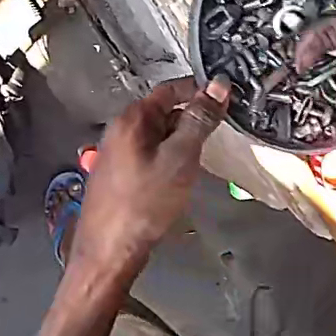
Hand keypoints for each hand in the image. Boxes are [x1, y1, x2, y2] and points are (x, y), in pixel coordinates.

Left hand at [68, 77, 230, 275]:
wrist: (108, 251)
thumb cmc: (146, 201)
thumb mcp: (181, 157)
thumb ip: (200, 120)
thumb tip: (218, 84)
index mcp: (132, 117)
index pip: (172, 88)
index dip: (200, 91)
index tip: (227, 101)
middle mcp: (120, 128)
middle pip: (164, 111)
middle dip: (193, 119)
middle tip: (220, 133)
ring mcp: (117, 152)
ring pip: (158, 135)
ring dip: (182, 141)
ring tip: (205, 156)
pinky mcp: (119, 174)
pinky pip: (150, 153)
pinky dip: (169, 157)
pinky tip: (181, 176)